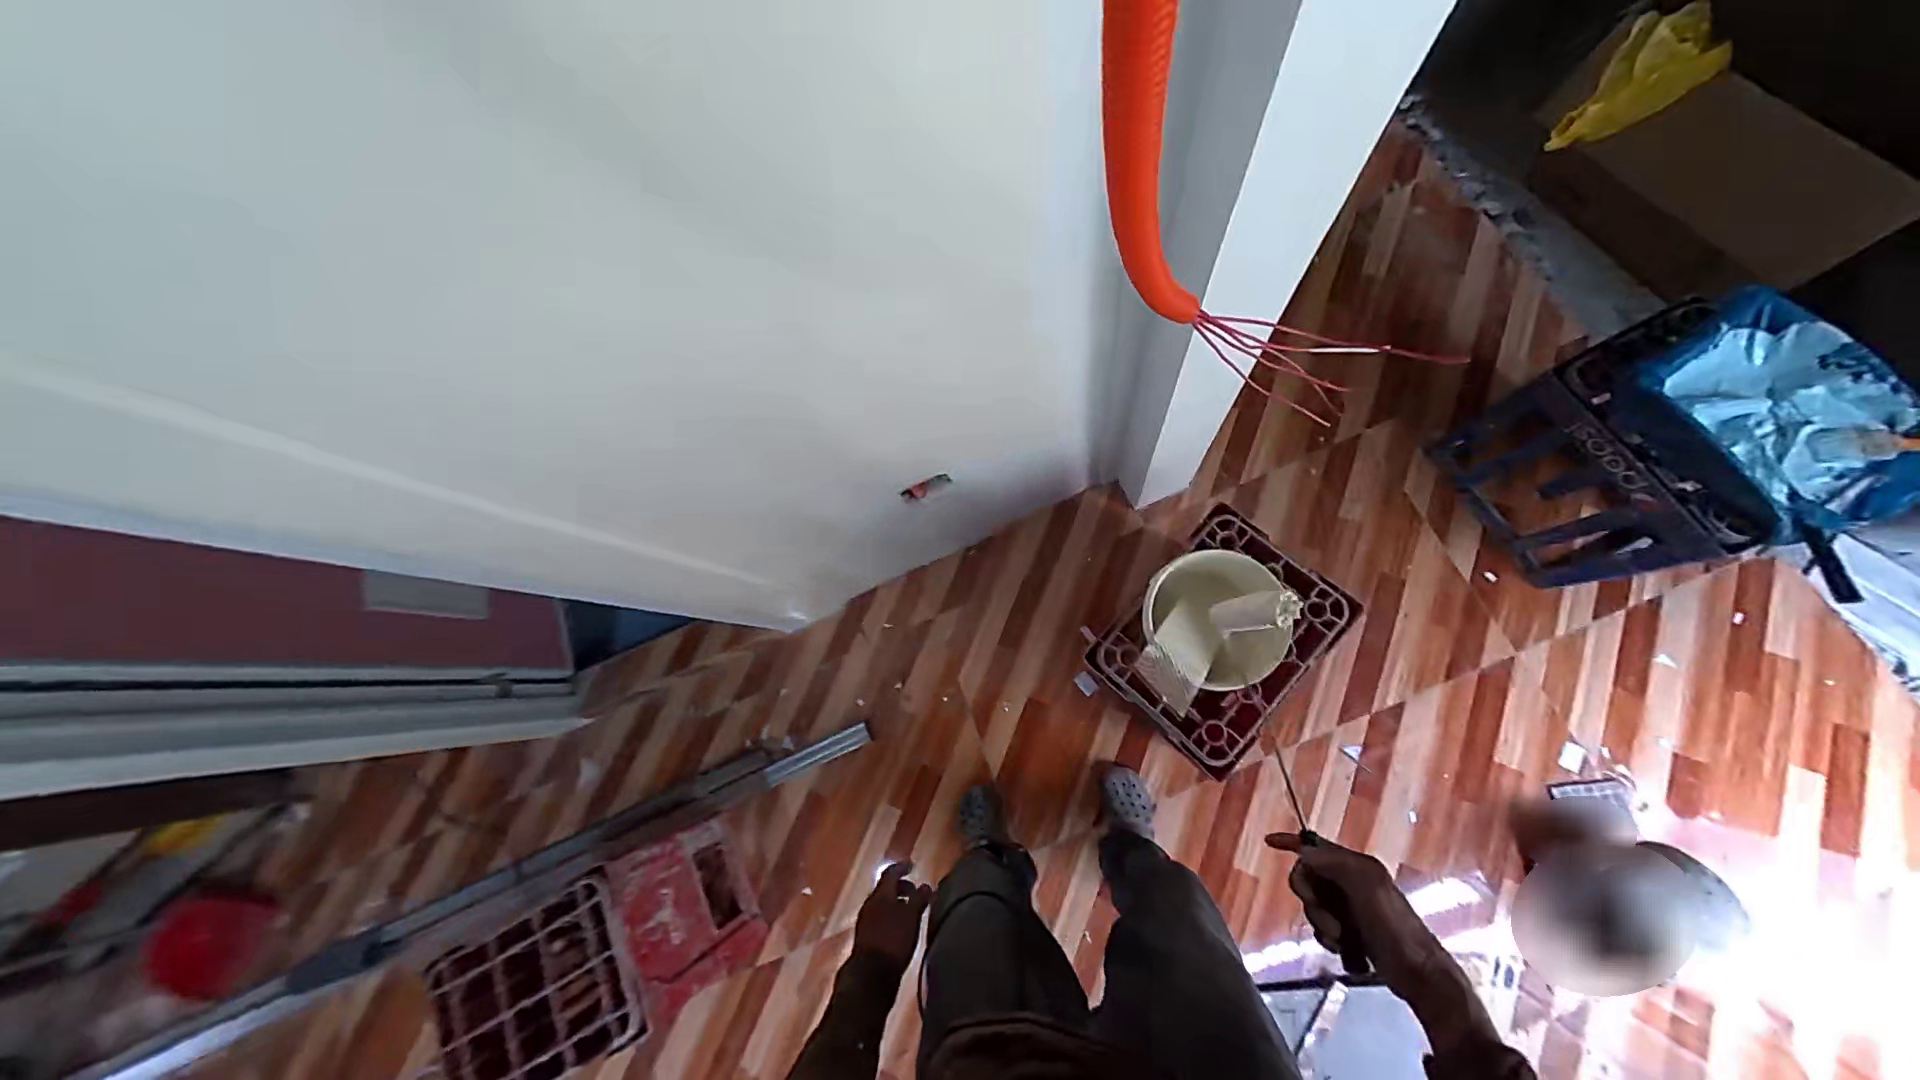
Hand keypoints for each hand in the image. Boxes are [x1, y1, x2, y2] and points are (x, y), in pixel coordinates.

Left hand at [852, 862, 932, 966]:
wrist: (870, 975)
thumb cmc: (894, 940)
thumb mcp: (912, 917)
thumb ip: (919, 899)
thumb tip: (926, 885)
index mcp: (880, 895)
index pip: (890, 873)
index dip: (901, 867)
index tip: (912, 864)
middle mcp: (870, 904)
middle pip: (885, 889)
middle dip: (900, 887)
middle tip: (914, 890)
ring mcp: (865, 921)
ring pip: (882, 904)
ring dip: (896, 902)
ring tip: (910, 909)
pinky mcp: (865, 937)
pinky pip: (879, 917)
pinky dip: (890, 915)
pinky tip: (900, 927)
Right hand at [1265, 833, 1494, 1050]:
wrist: (1419, 976)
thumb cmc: (1395, 927)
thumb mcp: (1366, 887)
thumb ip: (1334, 864)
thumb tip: (1304, 851)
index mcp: (1355, 865)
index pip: (1315, 845)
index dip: (1291, 841)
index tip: (1269, 842)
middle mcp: (1350, 882)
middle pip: (1307, 878)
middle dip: (1311, 899)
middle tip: (1328, 918)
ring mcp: (1350, 907)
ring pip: (1313, 905)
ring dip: (1321, 923)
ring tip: (1343, 940)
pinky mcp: (1351, 930)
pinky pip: (1321, 926)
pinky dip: (1328, 938)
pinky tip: (1346, 950)